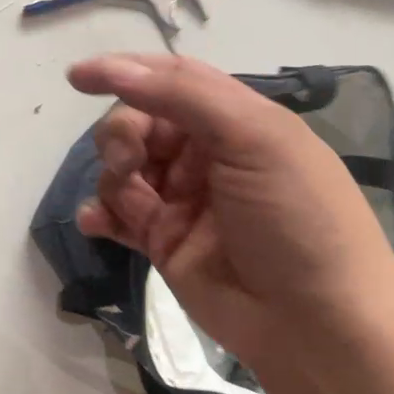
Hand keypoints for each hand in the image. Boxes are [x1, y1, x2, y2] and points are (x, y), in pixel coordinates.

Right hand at [67, 54, 393, 363]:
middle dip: (121, 136)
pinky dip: (99, 214)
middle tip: (129, 161)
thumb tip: (110, 69)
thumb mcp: (257, 140)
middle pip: (138, 123)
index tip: (77, 78)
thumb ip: (182, 97)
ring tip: (132, 206)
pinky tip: (96, 223)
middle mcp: (208, 156)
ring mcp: (183, 200)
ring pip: (121, 168)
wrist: (316, 325)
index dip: (126, 72)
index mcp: (239, 123)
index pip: (173, 81)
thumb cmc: (299, 220)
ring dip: (113, 178)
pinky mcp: (163, 241)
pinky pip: (116, 215)